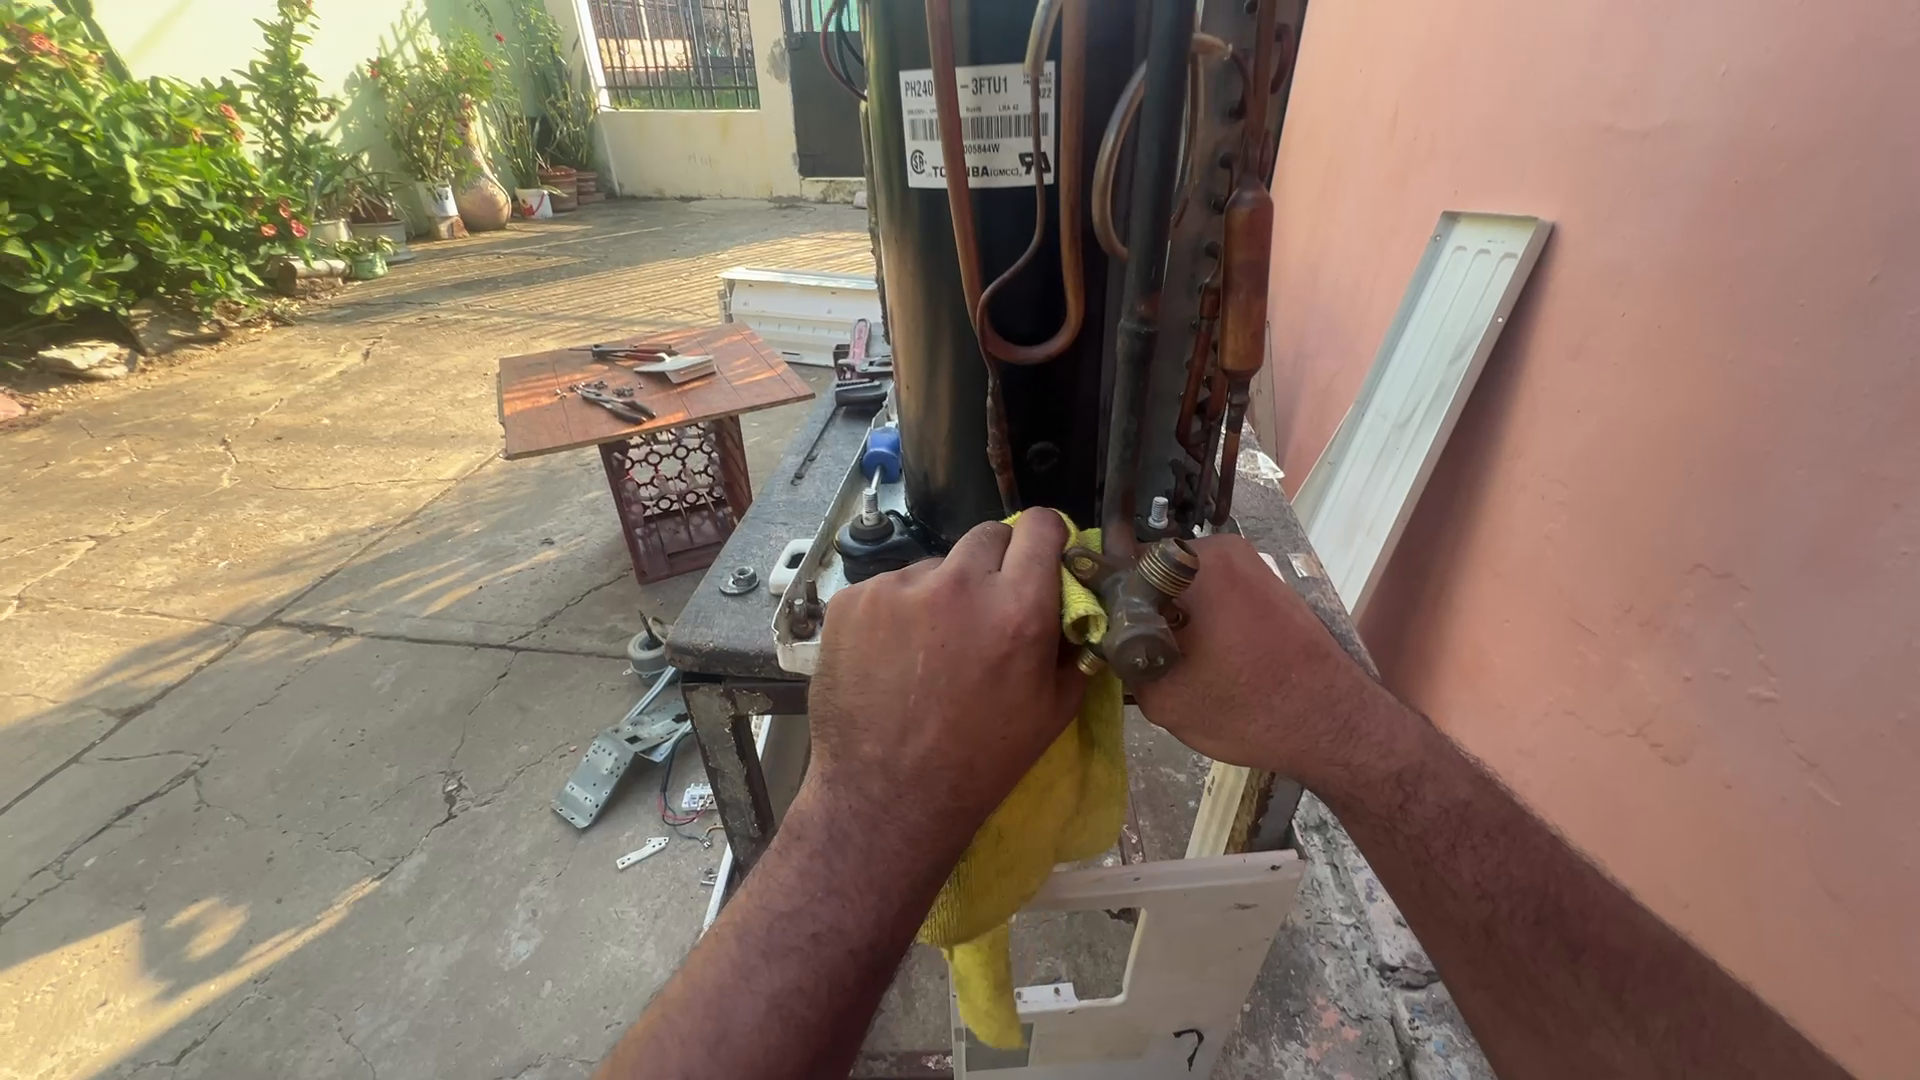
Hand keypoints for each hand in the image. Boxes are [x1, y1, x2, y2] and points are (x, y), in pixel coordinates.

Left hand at [804, 513, 1086, 856]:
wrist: (886, 797)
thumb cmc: (982, 760)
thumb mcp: (1055, 708)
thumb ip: (1076, 641)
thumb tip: (1079, 598)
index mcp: (1017, 608)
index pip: (1039, 524)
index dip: (1045, 537)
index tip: (1041, 555)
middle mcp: (957, 584)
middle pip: (987, 536)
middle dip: (995, 564)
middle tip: (986, 608)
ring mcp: (897, 588)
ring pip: (935, 565)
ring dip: (943, 590)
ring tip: (932, 645)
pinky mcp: (852, 600)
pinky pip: (890, 587)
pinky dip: (898, 610)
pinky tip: (894, 654)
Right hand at [1133, 534, 1390, 792]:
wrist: (1337, 728)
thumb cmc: (1249, 709)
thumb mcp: (1163, 698)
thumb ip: (1123, 663)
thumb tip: (1111, 644)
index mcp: (1195, 562)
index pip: (1123, 571)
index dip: (1109, 608)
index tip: (1109, 642)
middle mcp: (1224, 550)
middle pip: (1154, 575)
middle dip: (1143, 612)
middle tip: (1140, 657)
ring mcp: (1251, 565)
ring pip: (1183, 586)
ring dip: (1172, 618)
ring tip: (1175, 663)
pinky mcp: (1267, 587)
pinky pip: (1213, 595)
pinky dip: (1201, 621)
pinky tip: (1206, 661)